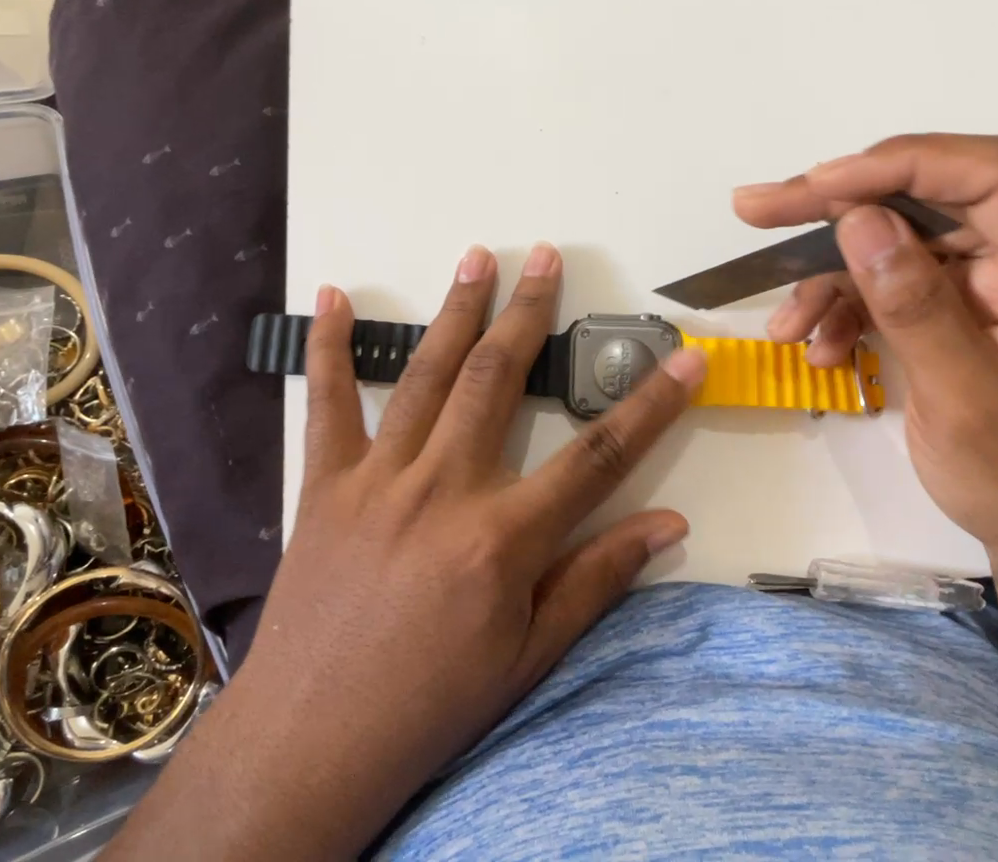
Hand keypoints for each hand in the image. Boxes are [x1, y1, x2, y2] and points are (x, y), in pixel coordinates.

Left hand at [146, 243, 704, 858]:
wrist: (313, 739)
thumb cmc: (433, 704)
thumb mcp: (530, 654)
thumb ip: (596, 579)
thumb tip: (668, 525)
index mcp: (502, 538)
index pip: (598, 455)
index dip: (650, 404)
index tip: (684, 357)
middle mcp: (442, 490)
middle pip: (497, 380)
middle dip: (530, 313)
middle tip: (549, 257)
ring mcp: (377, 480)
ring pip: (425, 375)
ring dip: (455, 310)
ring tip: (478, 257)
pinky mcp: (325, 486)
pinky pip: (328, 403)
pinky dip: (332, 348)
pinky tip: (336, 298)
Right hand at [733, 134, 997, 555]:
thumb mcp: (969, 411)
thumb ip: (918, 312)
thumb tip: (859, 221)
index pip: (993, 177)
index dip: (900, 164)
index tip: (816, 185)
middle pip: (935, 195)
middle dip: (842, 204)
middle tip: (759, 208)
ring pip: (904, 238)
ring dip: (834, 273)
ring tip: (785, 325)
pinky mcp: (966, 305)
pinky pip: (897, 281)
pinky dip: (849, 307)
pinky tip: (820, 348)